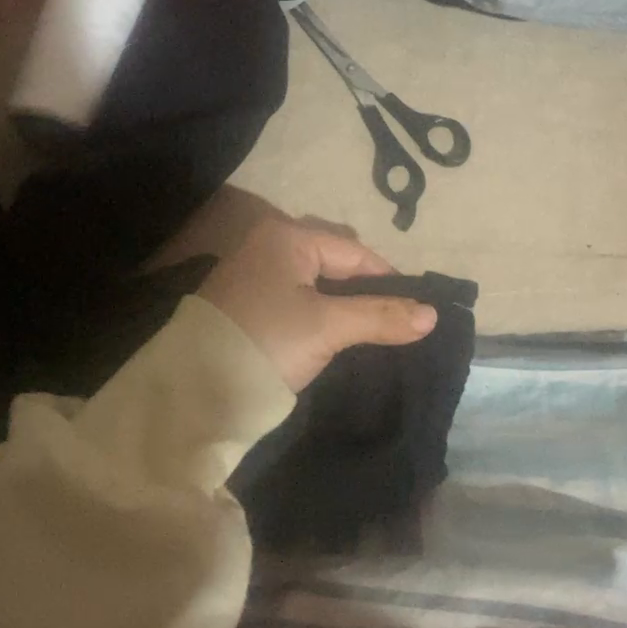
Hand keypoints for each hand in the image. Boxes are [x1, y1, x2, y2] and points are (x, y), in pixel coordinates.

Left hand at [199, 218, 437, 391]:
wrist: (194, 390)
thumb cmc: (267, 343)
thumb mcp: (328, 327)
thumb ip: (380, 316)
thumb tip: (432, 315)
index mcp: (286, 236)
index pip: (354, 252)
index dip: (389, 280)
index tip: (416, 311)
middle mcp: (267, 243)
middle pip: (334, 261)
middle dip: (364, 288)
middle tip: (392, 321)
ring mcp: (252, 272)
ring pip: (314, 280)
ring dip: (341, 301)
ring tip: (368, 330)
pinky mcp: (244, 301)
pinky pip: (294, 295)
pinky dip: (317, 310)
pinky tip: (333, 333)